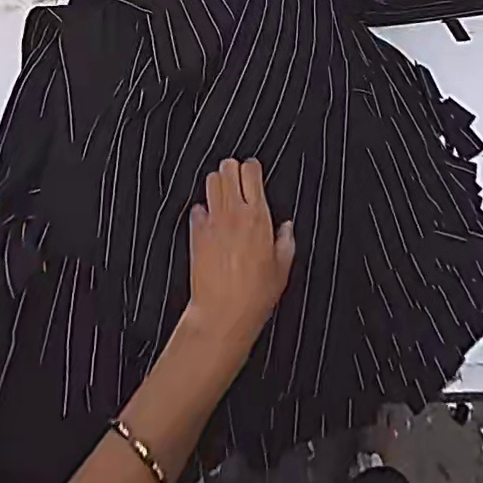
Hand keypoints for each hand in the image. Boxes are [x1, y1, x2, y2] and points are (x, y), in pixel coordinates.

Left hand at [184, 158, 294, 360]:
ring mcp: (212, 220)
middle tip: (239, 183)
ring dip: (218, 184)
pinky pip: (197, 208)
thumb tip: (286, 227)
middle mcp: (233, 213)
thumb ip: (286, 241)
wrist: (222, 314)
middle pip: (227, 167)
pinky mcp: (196, 232)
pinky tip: (211, 222)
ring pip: (210, 180)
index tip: (254, 174)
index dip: (252, 168)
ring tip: (225, 198)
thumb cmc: (255, 296)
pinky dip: (203, 210)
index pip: (251, 170)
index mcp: (258, 217)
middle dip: (233, 170)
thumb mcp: (282, 269)